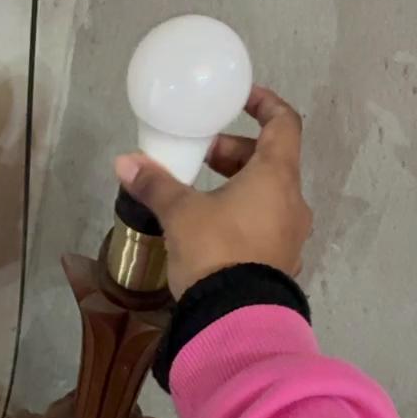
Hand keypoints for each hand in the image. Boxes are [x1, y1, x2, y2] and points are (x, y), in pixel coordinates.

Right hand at [114, 85, 312, 295]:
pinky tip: (215, 237)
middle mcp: (292, 200)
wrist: (235, 316)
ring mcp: (291, 235)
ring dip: (240, 191)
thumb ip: (156, 186)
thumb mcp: (180, 214)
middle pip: (271, 162)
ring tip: (203, 201)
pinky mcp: (281, 264)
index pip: (283, 122)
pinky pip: (265, 231)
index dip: (264, 105)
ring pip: (268, 198)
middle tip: (202, 160)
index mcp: (276, 175)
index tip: (240, 101)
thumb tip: (124, 162)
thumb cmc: (215, 251)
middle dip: (235, 156)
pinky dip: (244, 222)